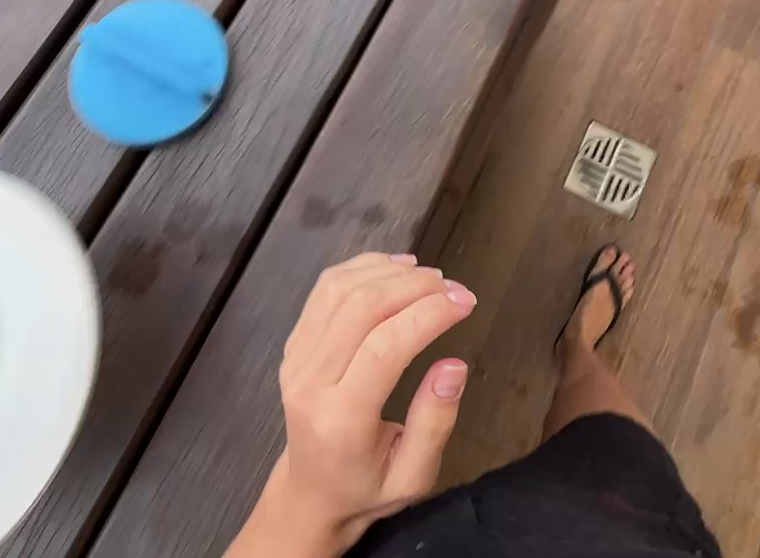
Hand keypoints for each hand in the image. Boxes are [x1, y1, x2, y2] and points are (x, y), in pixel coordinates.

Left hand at [237, 252, 476, 557]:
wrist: (311, 492)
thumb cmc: (367, 487)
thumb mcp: (413, 476)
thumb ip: (435, 422)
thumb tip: (455, 365)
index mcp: (341, 420)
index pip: (384, 348)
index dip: (428, 314)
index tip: (466, 301)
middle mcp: (310, 381)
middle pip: (361, 308)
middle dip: (415, 287)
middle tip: (454, 287)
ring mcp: (295, 356)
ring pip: (341, 289)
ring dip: (390, 272)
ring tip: (431, 276)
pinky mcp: (294, 340)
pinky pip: (327, 288)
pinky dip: (364, 267)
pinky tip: (396, 268)